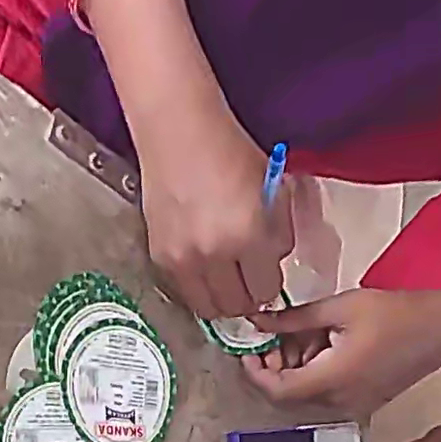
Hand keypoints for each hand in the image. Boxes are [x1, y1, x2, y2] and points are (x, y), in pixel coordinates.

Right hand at [137, 112, 293, 317]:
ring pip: (208, 308)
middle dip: (247, 299)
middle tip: (248, 284)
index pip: (265, 290)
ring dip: (221, 300)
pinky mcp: (161, 258)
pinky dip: (199, 286)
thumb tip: (273, 263)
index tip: (267, 277)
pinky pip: (185, 291)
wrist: (177, 133)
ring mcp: (183, 260)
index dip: (270, 286)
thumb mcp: (271, 188)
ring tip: (226, 282)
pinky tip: (204, 265)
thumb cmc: (229, 152)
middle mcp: (214, 254)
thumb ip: (278, 232)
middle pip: (236, 307)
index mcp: (248, 235)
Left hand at [241, 290, 440, 413]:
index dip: (254, 371)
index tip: (249, 348)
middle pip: (285, 394)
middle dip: (274, 365)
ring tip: (307, 333)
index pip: (275, 389)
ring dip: (293, 367)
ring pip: (302, 394)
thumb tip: (256, 321)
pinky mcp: (359, 404)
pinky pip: (321, 394)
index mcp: (330, 381)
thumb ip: (293, 320)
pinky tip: (324, 344)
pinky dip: (312, 372)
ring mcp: (349, 407)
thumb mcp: (340, 308)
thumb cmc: (398, 314)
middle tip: (278, 334)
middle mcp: (336, 403)